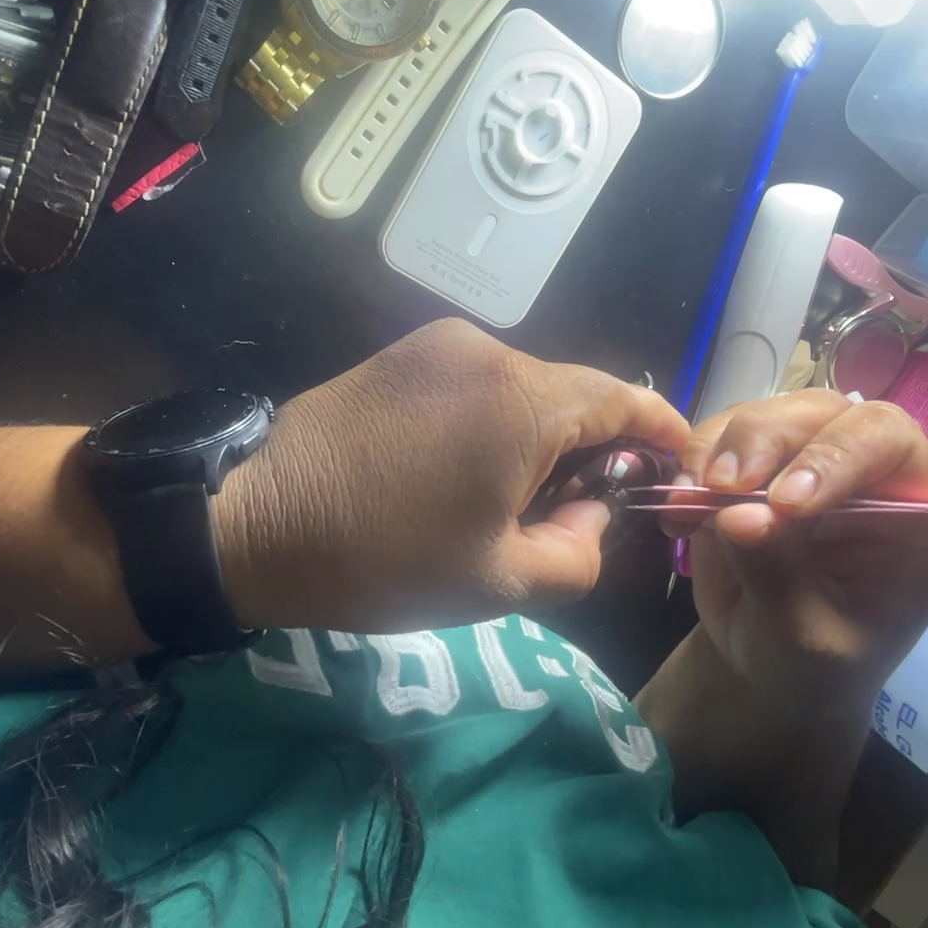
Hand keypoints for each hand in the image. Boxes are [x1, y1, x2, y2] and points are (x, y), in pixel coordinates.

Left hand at [215, 318, 689, 634]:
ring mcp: (433, 346)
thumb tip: (595, 510)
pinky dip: (490, 421)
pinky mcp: (396, 356)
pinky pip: (470, 384)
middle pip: (569, 393)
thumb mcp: (500, 581)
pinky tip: (459, 471)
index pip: (623, 397)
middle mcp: (484, 351)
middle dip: (591, 446)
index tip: (673, 465)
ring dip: (535, 436)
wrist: (254, 522)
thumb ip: (579, 549)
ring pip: (519, 389)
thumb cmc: (383, 559)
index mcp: (522, 399)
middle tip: (579, 510)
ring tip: (506, 500)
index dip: (660, 430)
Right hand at [663, 390, 927, 714]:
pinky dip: (684, 468)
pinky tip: (674, 513)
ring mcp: (790, 466)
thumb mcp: (806, 637)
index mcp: (903, 508)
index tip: (785, 504)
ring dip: (713, 450)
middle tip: (718, 487)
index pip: (886, 440)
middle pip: (815, 412)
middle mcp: (852, 473)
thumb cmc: (815, 663)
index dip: (835, 454)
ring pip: (757, 417)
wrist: (767, 670)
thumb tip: (738, 515)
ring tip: (684, 502)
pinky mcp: (738, 475)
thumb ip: (779, 575)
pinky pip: (708, 444)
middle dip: (761, 439)